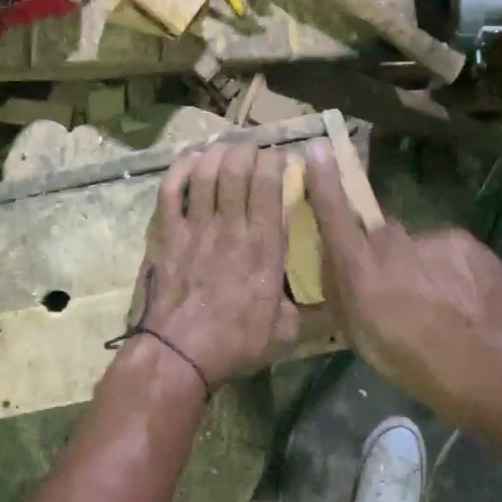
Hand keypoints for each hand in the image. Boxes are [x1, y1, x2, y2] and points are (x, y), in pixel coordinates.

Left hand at [128, 142, 301, 387]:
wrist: (178, 355)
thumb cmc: (235, 344)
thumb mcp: (285, 332)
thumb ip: (307, 309)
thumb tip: (335, 301)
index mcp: (263, 247)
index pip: (269, 185)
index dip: (275, 161)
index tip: (280, 157)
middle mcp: (230, 227)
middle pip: (237, 169)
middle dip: (247, 149)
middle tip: (252, 146)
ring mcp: (195, 227)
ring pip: (205, 172)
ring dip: (216, 152)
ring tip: (226, 146)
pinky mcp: (166, 233)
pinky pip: (171, 189)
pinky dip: (180, 167)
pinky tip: (191, 158)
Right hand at [303, 145, 501, 422]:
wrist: (496, 371)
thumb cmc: (418, 365)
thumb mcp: (362, 339)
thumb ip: (342, 293)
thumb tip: (332, 264)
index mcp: (360, 269)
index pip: (333, 213)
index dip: (323, 180)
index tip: (317, 149)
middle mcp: (392, 244)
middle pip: (379, 235)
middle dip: (383, 253)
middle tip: (399, 290)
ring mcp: (431, 238)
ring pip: (417, 245)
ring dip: (421, 266)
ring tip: (440, 305)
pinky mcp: (465, 241)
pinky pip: (448, 250)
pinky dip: (452, 269)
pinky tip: (465, 301)